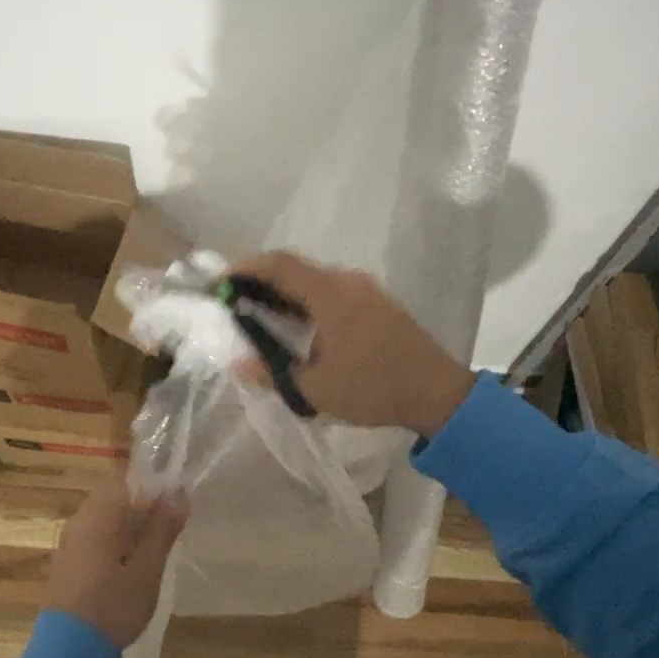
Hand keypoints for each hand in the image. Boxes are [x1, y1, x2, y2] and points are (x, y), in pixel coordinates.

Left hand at [45, 480, 188, 648]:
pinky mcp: (66, 563)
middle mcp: (79, 520)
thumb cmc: (113, 606)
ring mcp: (69, 542)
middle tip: (168, 536)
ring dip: (129, 529)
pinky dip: (114, 545)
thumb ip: (162, 530)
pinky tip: (129, 570)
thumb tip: (179, 494)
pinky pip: (94, 540)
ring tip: (153, 556)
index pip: (126, 480)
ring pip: (104, 521)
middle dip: (143, 511)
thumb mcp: (147, 569)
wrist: (69, 651)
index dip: (154, 489)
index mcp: (98, 515)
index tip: (174, 509)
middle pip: (115, 499)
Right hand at [233, 251, 475, 435]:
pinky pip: (330, 290)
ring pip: (313, 279)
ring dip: (283, 291)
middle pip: (293, 267)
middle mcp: (346, 281)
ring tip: (259, 316)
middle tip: (233, 302)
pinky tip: (296, 326)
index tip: (219, 284)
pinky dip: (305, 300)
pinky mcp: (376, 302)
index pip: (277, 264)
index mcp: (329, 294)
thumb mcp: (316, 388)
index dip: (244, 268)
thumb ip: (273, 372)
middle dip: (259, 280)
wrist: (438, 393)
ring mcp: (364, 289)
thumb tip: (238, 363)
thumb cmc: (374, 388)